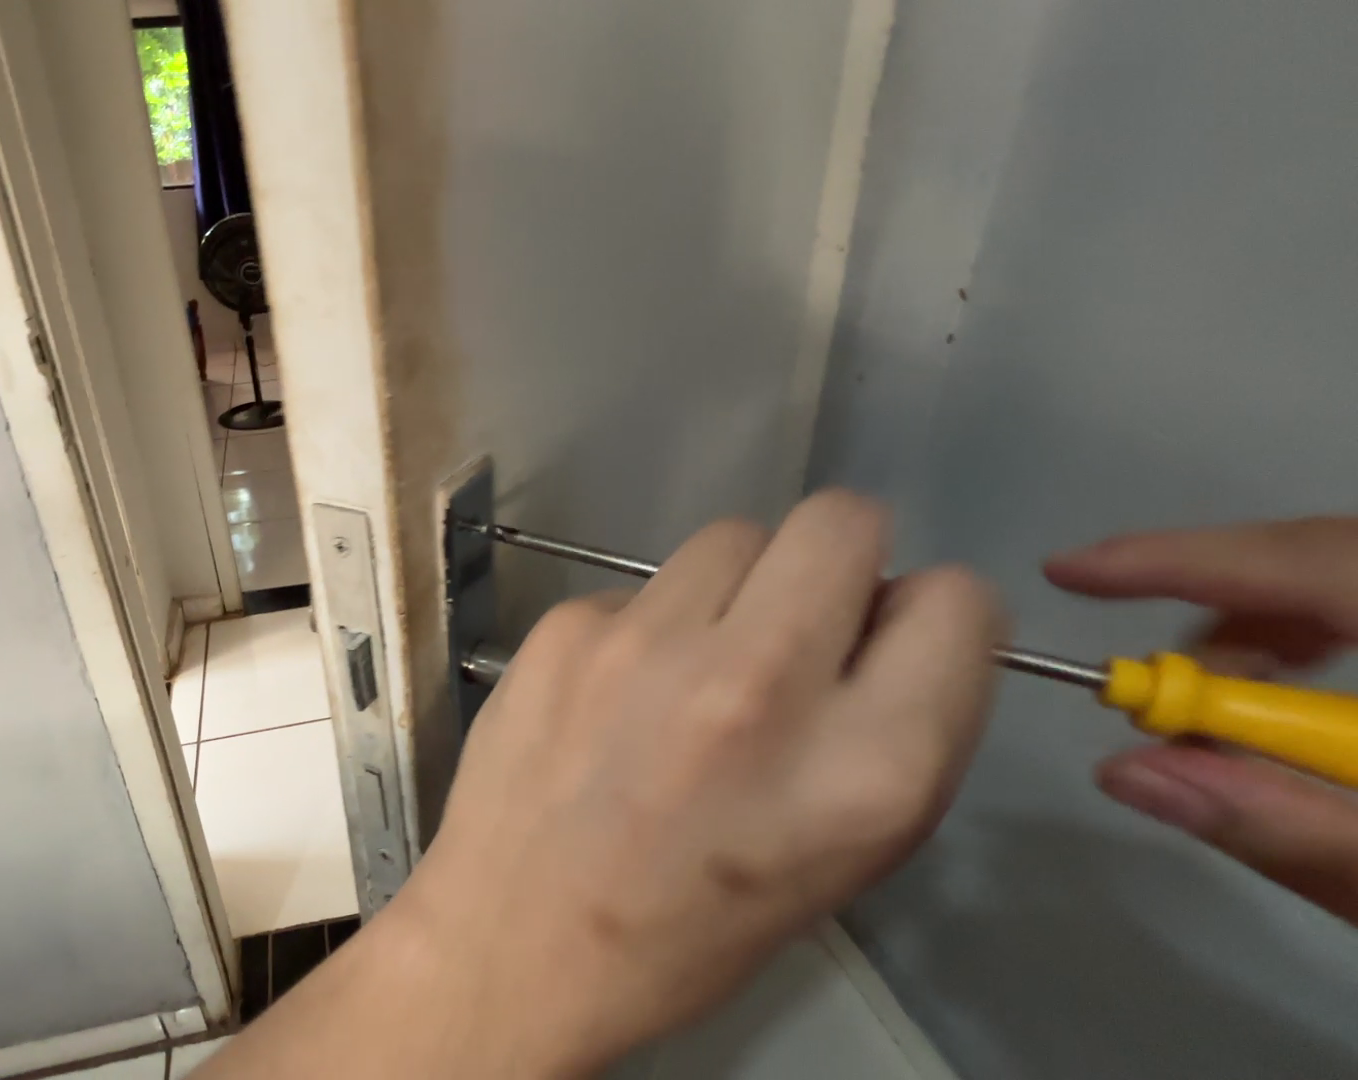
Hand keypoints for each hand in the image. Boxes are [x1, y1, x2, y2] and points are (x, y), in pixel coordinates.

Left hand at [376, 491, 1002, 1074]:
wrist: (518, 937)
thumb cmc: (694, 927)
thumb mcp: (843, 857)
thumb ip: (893, 730)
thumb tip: (887, 618)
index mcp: (865, 767)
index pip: (956, 603)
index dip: (926, 616)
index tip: (882, 638)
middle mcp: (758, 682)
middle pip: (840, 522)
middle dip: (837, 559)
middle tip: (794, 618)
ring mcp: (647, 642)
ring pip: (733, 537)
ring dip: (736, 584)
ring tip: (694, 658)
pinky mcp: (565, 625)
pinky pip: (639, 586)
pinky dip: (647, 622)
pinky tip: (613, 686)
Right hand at [1047, 517, 1357, 922]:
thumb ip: (1304, 834)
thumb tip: (1128, 771)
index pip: (1326, 565)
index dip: (1184, 559)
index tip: (1069, 572)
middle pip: (1339, 563)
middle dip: (1229, 623)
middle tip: (1167, 698)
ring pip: (1357, 583)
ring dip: (1274, 641)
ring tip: (1238, 722)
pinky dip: (1326, 645)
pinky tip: (1315, 707)